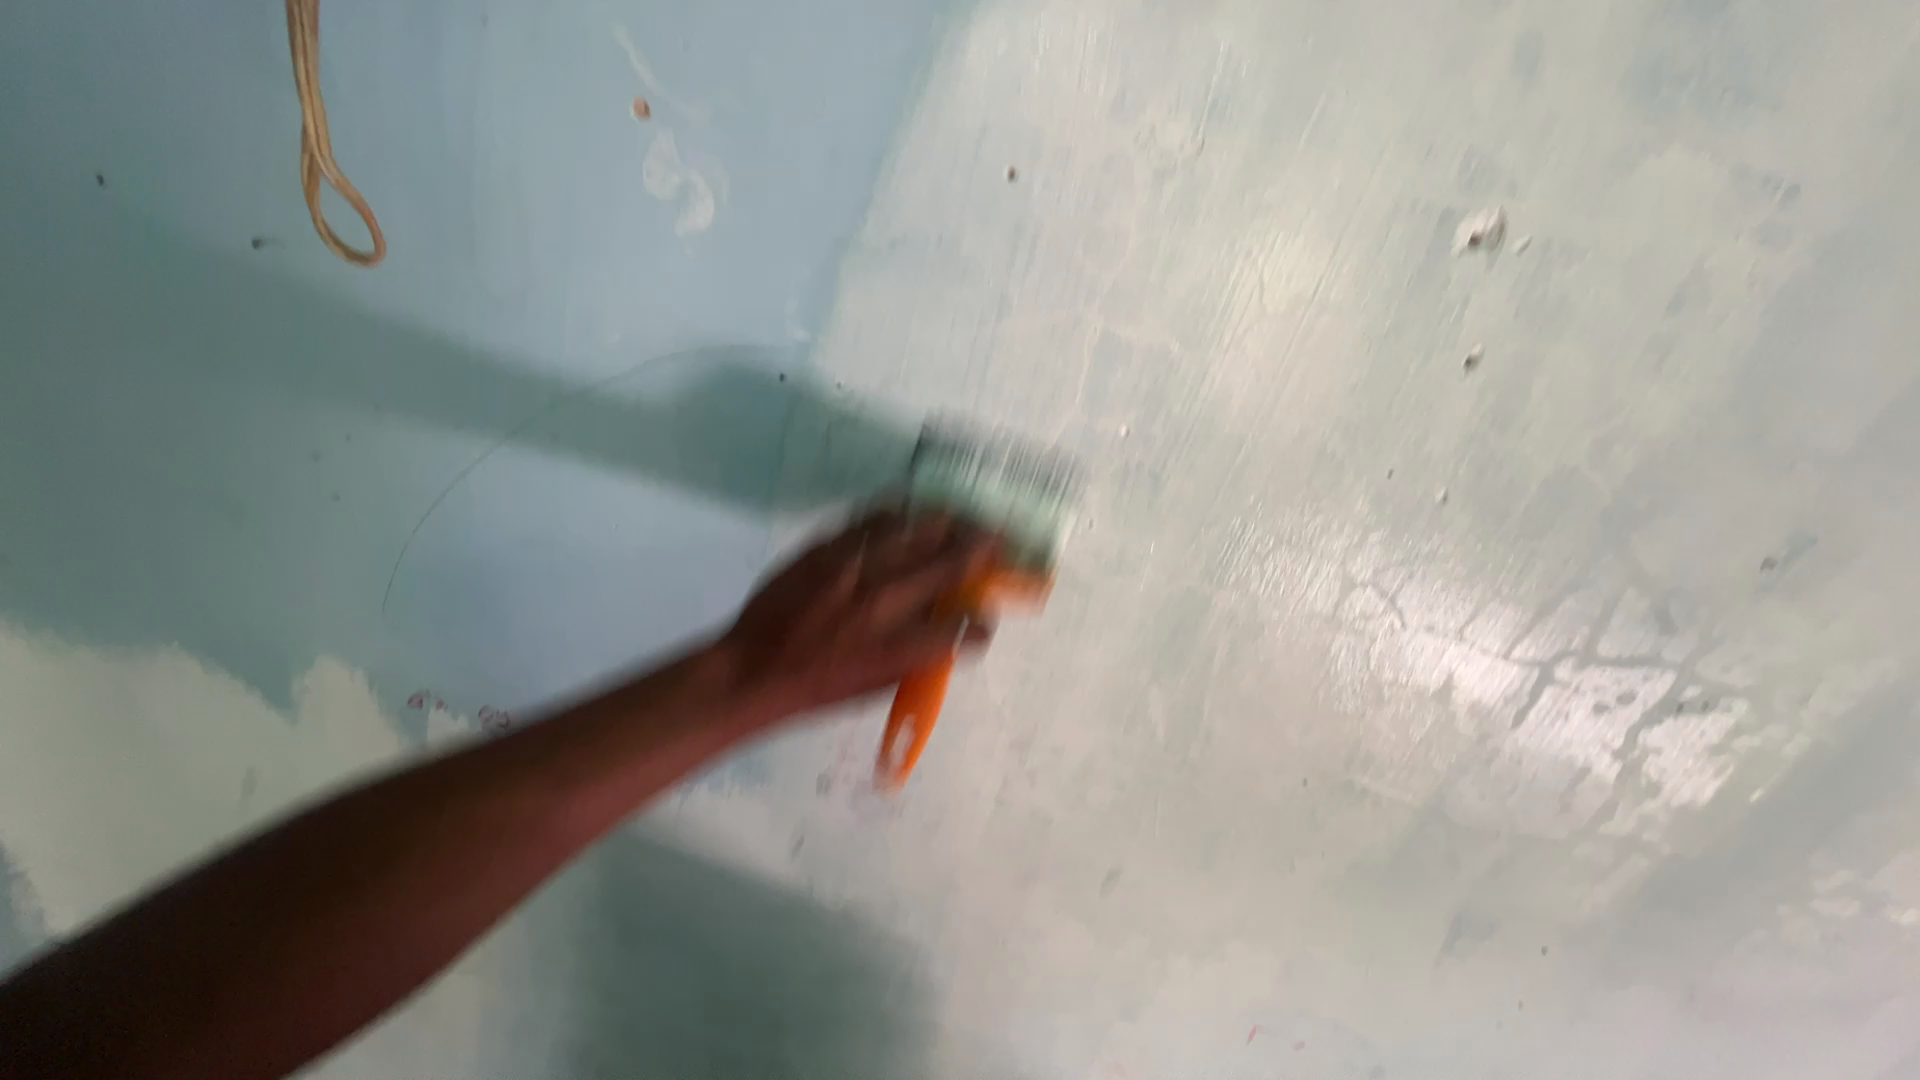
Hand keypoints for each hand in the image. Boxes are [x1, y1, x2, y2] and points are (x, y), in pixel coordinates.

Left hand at [717, 508, 1000, 716]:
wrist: (751, 667)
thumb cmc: (815, 688)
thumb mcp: (875, 686)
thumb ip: (917, 656)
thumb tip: (948, 631)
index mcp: (897, 645)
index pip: (961, 628)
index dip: (981, 624)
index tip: (985, 620)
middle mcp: (883, 598)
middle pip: (950, 561)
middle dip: (984, 548)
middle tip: (1000, 539)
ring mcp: (854, 565)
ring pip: (916, 527)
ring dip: (949, 522)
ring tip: (963, 519)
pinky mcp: (828, 546)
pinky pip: (875, 517)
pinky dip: (902, 512)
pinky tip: (914, 510)